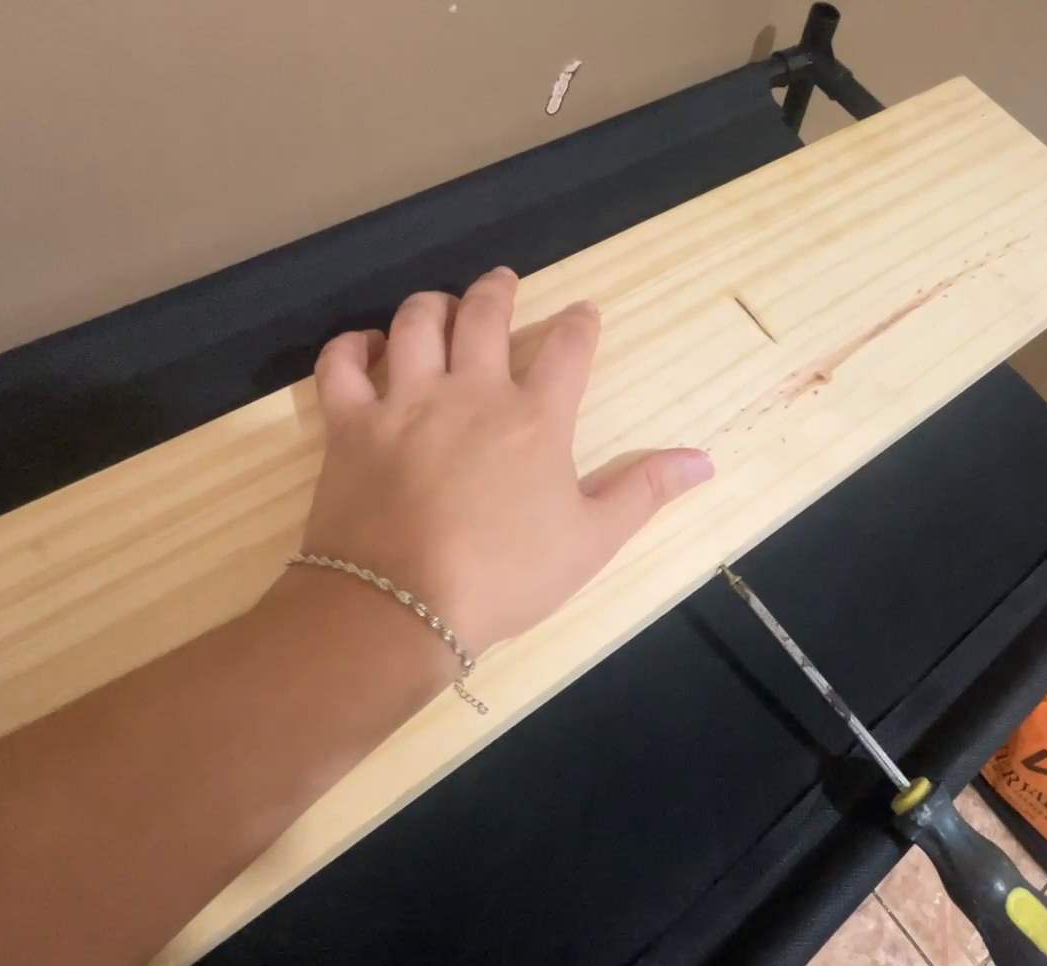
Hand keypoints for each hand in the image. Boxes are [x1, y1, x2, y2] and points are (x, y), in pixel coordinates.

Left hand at [295, 267, 713, 653]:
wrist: (402, 606)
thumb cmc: (508, 575)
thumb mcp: (593, 539)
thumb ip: (645, 491)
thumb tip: (705, 460)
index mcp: (536, 419)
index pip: (567, 351)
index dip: (580, 325)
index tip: (585, 311)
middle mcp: (471, 393)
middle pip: (484, 317)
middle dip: (498, 290)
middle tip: (503, 279)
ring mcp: (404, 403)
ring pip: (414, 324)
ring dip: (431, 304)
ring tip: (442, 304)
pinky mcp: (350, 424)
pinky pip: (341, 364)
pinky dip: (352, 345)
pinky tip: (366, 344)